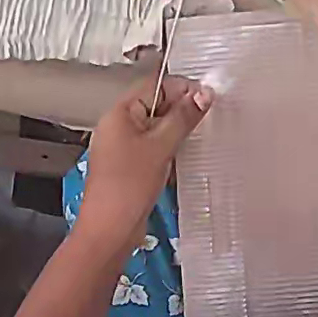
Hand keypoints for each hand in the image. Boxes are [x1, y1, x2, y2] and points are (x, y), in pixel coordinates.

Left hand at [78, 75, 211, 245]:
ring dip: (175, 136)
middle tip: (204, 122)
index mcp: (118, 114)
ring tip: (193, 143)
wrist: (110, 229)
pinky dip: (167, 154)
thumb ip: (183, 118)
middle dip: (180, 113)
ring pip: (155, 132)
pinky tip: (178, 164)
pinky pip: (151, 152)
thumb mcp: (161, 147)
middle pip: (154, 108)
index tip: (207, 98)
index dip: (181, 88)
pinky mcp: (128, 170)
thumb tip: (203, 94)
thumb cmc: (128, 187)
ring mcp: (121, 150)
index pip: (153, 86)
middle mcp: (117, 128)